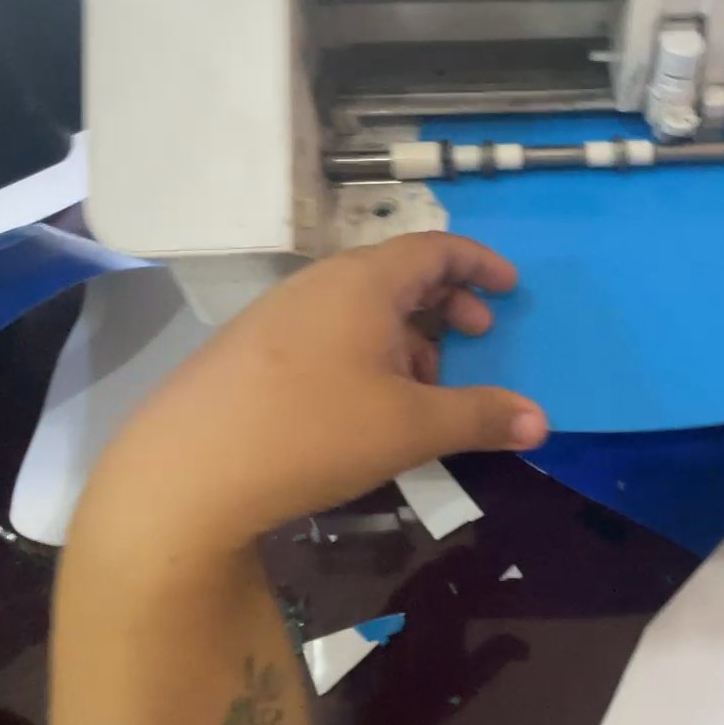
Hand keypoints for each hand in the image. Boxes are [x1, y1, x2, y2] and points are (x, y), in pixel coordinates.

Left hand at [82, 233, 548, 558]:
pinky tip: (367, 406)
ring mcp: (281, 315)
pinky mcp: (255, 350)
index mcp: (365, 282)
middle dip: (448, 304)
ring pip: (365, 309)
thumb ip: (481, 417)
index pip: (435, 248)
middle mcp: (322, 284)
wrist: (182, 476)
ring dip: (409, 337)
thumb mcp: (411, 427)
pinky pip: (331, 333)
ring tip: (426, 387)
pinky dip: (369, 354)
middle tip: (477, 337)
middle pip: (401, 275)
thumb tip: (541, 422)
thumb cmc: (312, 431)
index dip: (479, 263)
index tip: (509, 287)